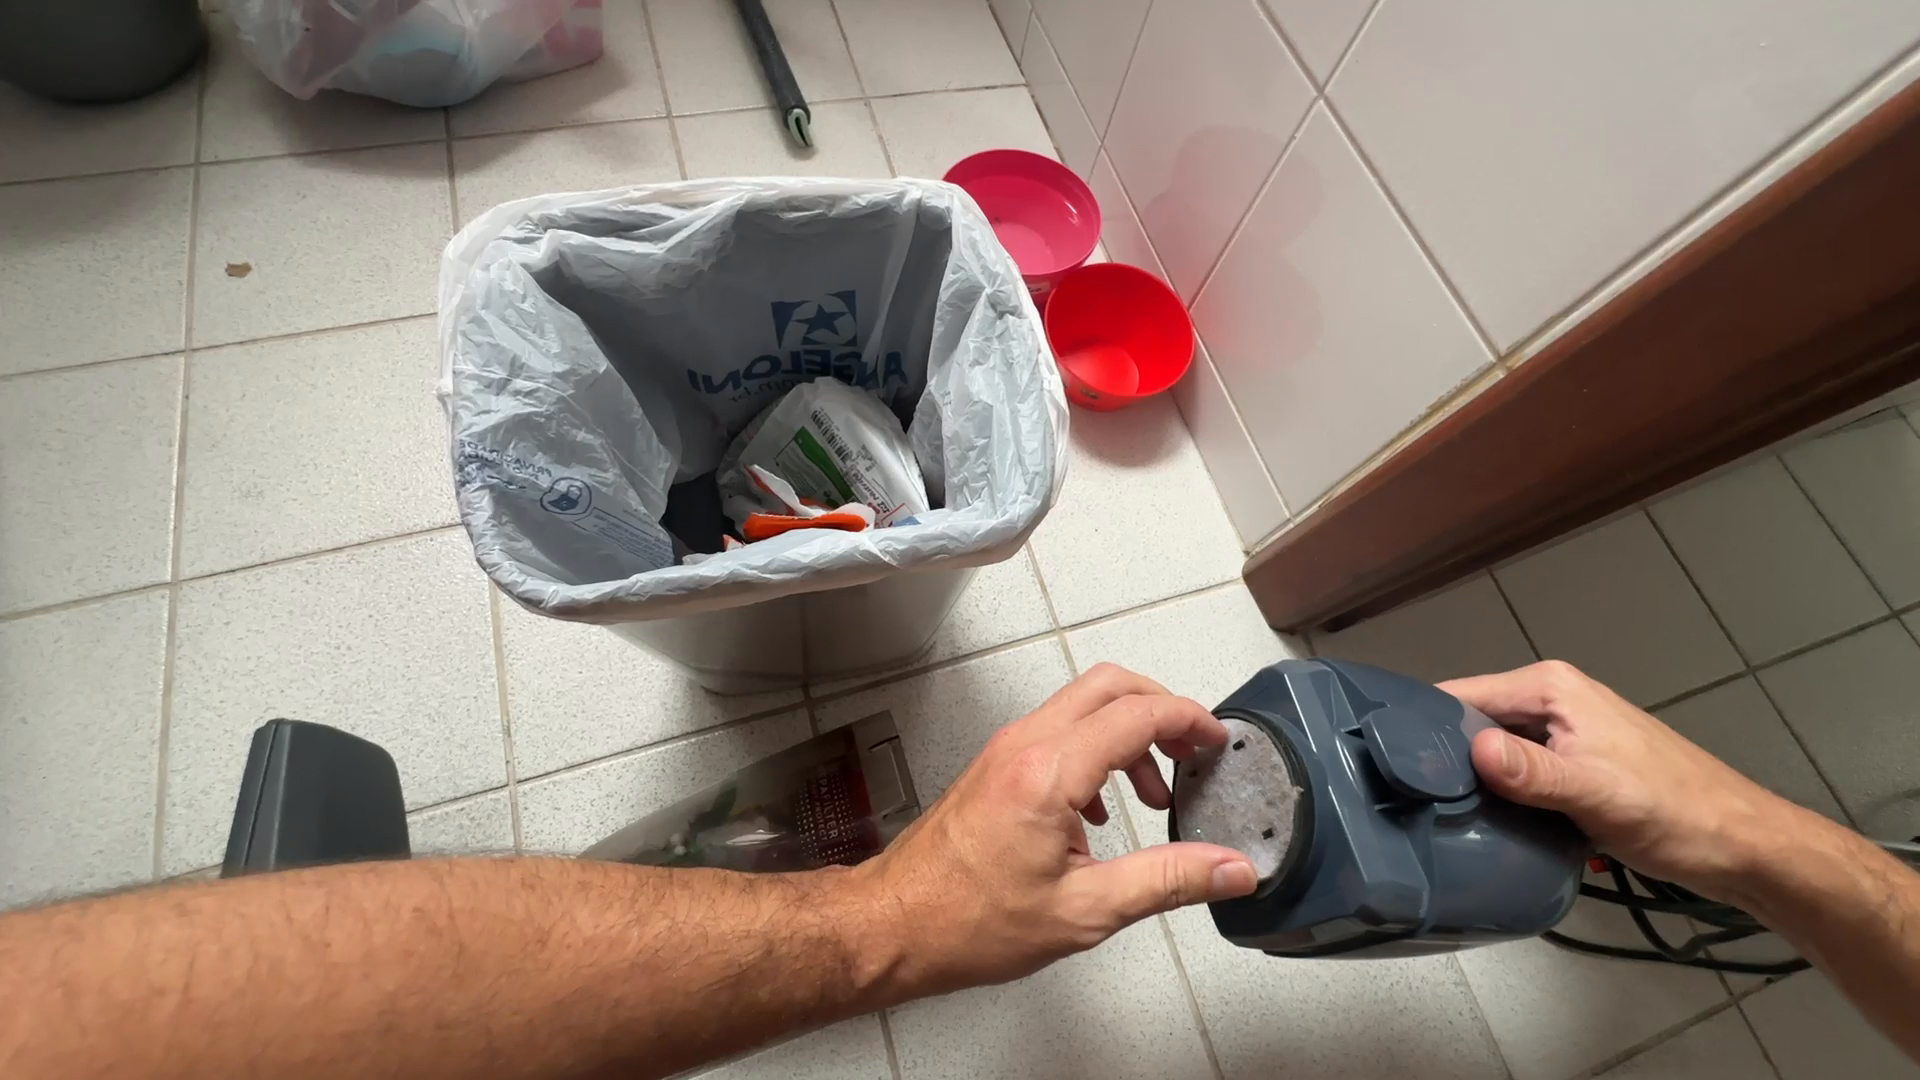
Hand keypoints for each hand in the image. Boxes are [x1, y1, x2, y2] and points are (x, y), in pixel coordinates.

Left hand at [853, 663, 1257, 997]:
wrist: (898, 921)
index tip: (1217, 739)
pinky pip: (1058, 732)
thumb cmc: (969, 918)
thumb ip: (1167, 881)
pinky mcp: (998, 763)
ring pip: (1082, 706)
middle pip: (1108, 685)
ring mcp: (1007, 749)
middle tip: (1193, 747)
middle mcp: (1025, 744)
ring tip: (1152, 791)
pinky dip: (1096, 751)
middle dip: (1160, 707)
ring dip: (1127, 734)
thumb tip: (1228, 868)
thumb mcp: (1084, 909)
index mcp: (1049, 771)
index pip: (1136, 713)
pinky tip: (1100, 810)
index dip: (1188, 719)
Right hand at [1440, 660, 1807, 899]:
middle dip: (1444, 753)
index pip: (1458, 695)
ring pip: (1489, 744)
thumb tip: (1472, 751)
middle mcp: (1547, 695)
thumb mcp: (1597, 794)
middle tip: (1411, 793)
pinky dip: (1496, 785)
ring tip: (1436, 805)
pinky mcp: (1567, 756)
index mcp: (1547, 686)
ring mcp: (1559, 726)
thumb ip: (1533, 772)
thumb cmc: (1675, 815)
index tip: (1394, 764)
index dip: (1424, 726)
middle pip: (1469, 719)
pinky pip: (1512, 763)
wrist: (1754, 852)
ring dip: (1470, 773)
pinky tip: (1482, 812)